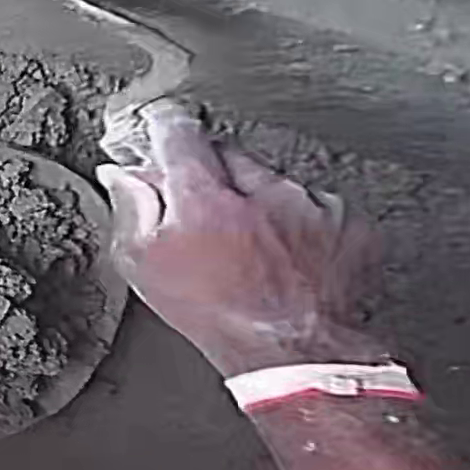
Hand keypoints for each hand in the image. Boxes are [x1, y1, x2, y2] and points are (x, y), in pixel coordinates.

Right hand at [96, 101, 391, 377]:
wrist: (290, 350)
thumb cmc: (205, 306)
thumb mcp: (140, 259)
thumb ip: (130, 205)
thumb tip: (120, 171)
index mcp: (203, 197)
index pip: (180, 136)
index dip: (163, 123)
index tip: (156, 120)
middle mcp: (262, 190)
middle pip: (225, 152)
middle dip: (204, 166)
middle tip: (188, 196)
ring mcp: (312, 204)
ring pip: (268, 176)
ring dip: (248, 191)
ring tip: (237, 235)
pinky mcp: (349, 222)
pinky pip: (309, 200)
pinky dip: (288, 213)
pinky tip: (273, 245)